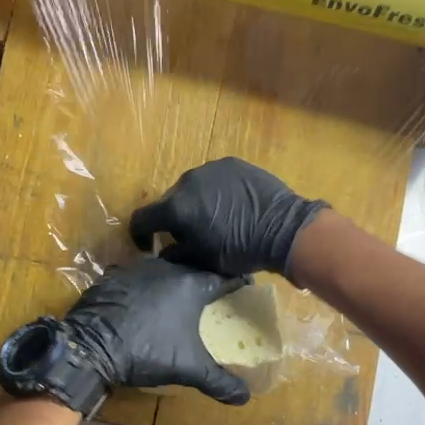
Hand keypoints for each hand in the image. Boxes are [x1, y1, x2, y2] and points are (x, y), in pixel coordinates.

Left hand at [62, 258, 252, 404]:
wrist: (90, 347)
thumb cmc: (147, 352)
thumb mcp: (189, 369)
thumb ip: (219, 381)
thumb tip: (245, 397)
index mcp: (192, 284)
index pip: (226, 278)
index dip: (239, 285)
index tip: (247, 291)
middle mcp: (168, 267)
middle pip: (195, 269)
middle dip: (206, 280)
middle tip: (214, 296)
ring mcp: (137, 268)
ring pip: (165, 269)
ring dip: (174, 281)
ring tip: (180, 297)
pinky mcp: (113, 275)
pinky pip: (137, 276)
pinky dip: (145, 286)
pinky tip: (145, 302)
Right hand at [130, 158, 328, 279]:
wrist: (283, 229)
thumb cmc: (240, 250)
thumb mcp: (203, 261)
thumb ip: (177, 254)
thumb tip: (164, 251)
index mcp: (175, 208)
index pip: (142, 218)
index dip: (141, 235)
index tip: (150, 246)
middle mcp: (187, 182)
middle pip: (169, 201)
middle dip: (173, 219)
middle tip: (188, 235)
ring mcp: (210, 169)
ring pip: (192, 189)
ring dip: (195, 203)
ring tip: (214, 219)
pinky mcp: (231, 164)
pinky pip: (214, 180)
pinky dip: (215, 193)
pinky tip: (232, 206)